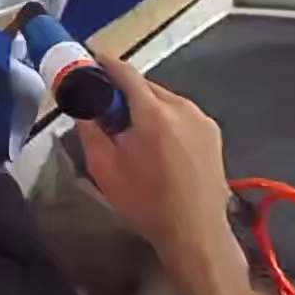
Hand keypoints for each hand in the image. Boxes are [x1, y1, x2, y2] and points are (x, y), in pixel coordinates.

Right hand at [76, 52, 239, 273]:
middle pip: (145, 85)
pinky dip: (166, 117)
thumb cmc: (146, 202)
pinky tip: (160, 142)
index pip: (125, 72)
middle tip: (108, 107)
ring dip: (146, 105)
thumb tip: (81, 106)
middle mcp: (181, 107)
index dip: (106, 63)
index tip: (91, 59)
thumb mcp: (104, 167)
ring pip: (164, 98)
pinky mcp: (213, 131)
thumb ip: (88, 129)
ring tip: (134, 130)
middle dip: (125, 91)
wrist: (196, 235)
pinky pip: (181, 112)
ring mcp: (201, 118)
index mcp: (153, 113)